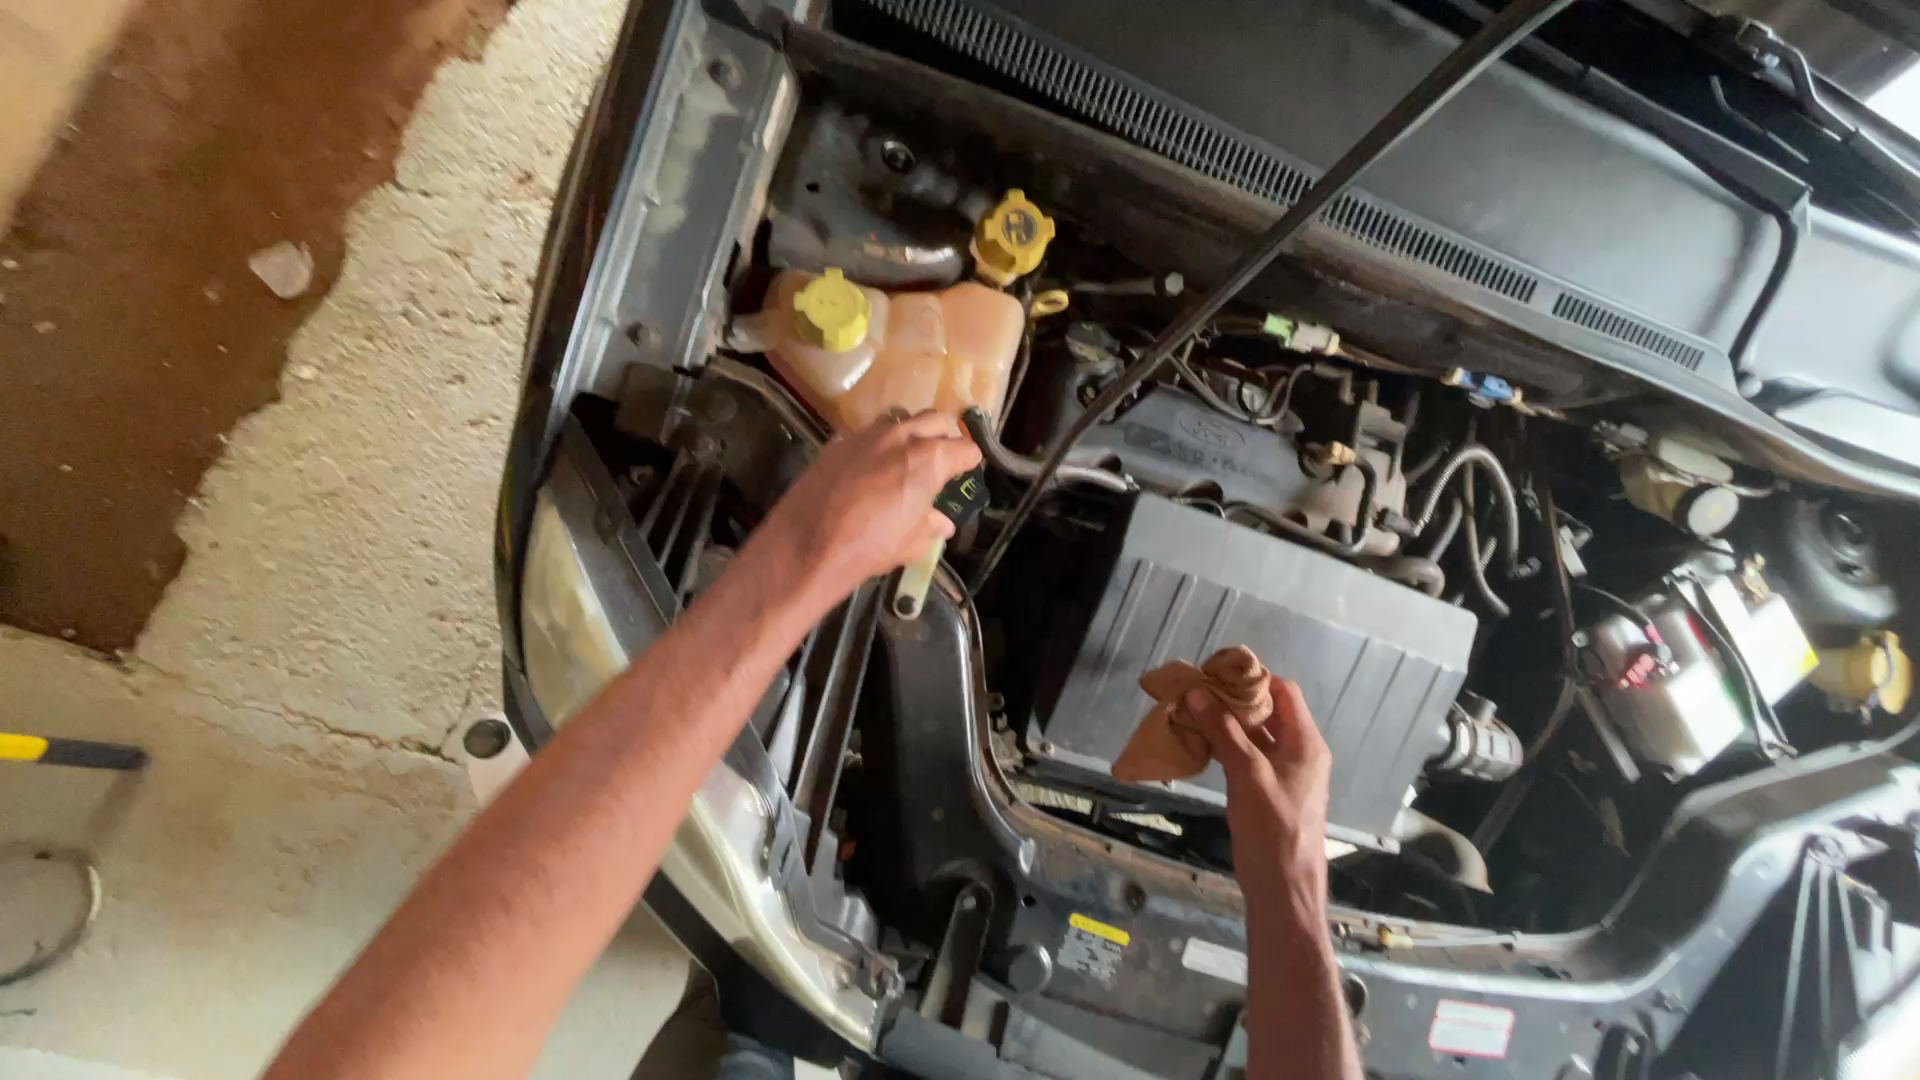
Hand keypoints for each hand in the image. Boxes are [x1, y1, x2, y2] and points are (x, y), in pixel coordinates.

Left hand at [754, 410, 981, 604]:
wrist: (808, 544)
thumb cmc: (871, 546)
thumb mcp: (911, 542)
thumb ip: (930, 526)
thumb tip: (942, 523)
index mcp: (930, 459)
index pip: (965, 448)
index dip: (970, 460)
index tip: (969, 469)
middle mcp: (902, 436)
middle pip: (936, 420)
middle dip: (946, 435)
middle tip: (945, 455)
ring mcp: (867, 434)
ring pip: (900, 419)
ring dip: (911, 432)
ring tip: (908, 455)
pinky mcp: (839, 441)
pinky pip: (867, 434)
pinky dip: (878, 445)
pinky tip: (871, 467)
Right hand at [1184, 676, 1332, 914]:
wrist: (1283, 889)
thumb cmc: (1272, 829)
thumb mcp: (1247, 774)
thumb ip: (1223, 732)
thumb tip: (1198, 693)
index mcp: (1306, 743)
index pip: (1284, 692)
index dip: (1253, 679)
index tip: (1216, 674)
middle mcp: (1300, 752)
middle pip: (1269, 711)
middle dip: (1233, 699)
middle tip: (1197, 692)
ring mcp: (1285, 772)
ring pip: (1256, 733)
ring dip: (1227, 722)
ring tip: (1193, 712)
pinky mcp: (1269, 789)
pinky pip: (1248, 754)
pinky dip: (1227, 744)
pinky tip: (1201, 741)